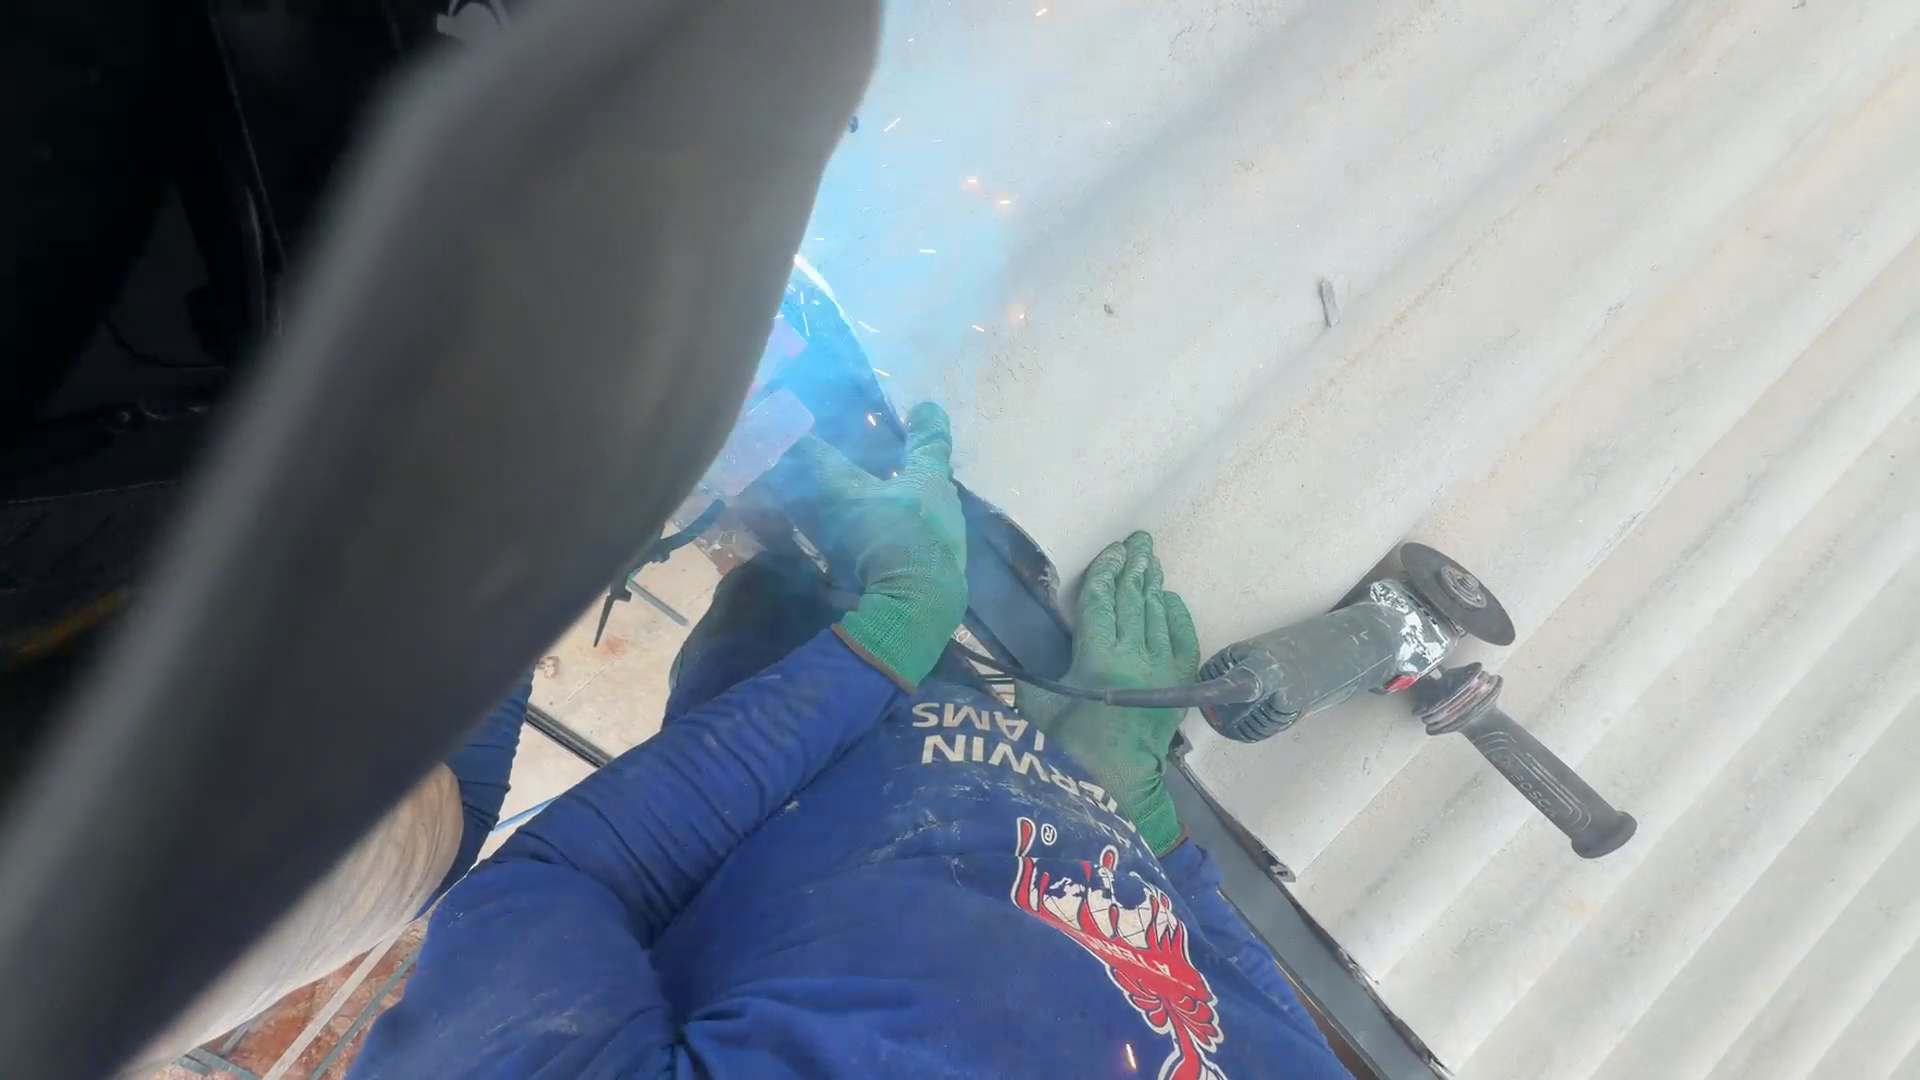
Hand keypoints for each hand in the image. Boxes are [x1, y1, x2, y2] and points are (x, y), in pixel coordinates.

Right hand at [782, 402, 966, 687]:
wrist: (916, 607)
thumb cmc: (886, 536)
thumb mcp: (844, 495)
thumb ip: (816, 463)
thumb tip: (788, 430)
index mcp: (931, 480)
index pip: (932, 440)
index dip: (927, 421)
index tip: (924, 408)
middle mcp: (947, 510)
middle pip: (929, 485)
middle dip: (908, 477)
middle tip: (887, 471)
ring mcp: (946, 548)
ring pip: (922, 522)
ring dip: (899, 517)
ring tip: (872, 518)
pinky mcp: (939, 581)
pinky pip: (914, 554)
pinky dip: (893, 550)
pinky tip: (871, 561)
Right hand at [1019, 531, 1198, 853]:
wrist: (1115, 785)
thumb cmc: (1067, 748)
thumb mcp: (1035, 705)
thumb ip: (1033, 669)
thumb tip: (1021, 646)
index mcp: (1096, 658)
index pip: (1100, 600)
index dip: (1105, 571)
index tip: (1111, 549)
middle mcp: (1134, 657)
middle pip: (1134, 599)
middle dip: (1135, 565)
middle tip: (1138, 539)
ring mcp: (1162, 669)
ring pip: (1157, 615)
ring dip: (1153, 584)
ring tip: (1150, 559)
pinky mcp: (1179, 684)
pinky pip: (1182, 639)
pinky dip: (1176, 615)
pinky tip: (1169, 598)